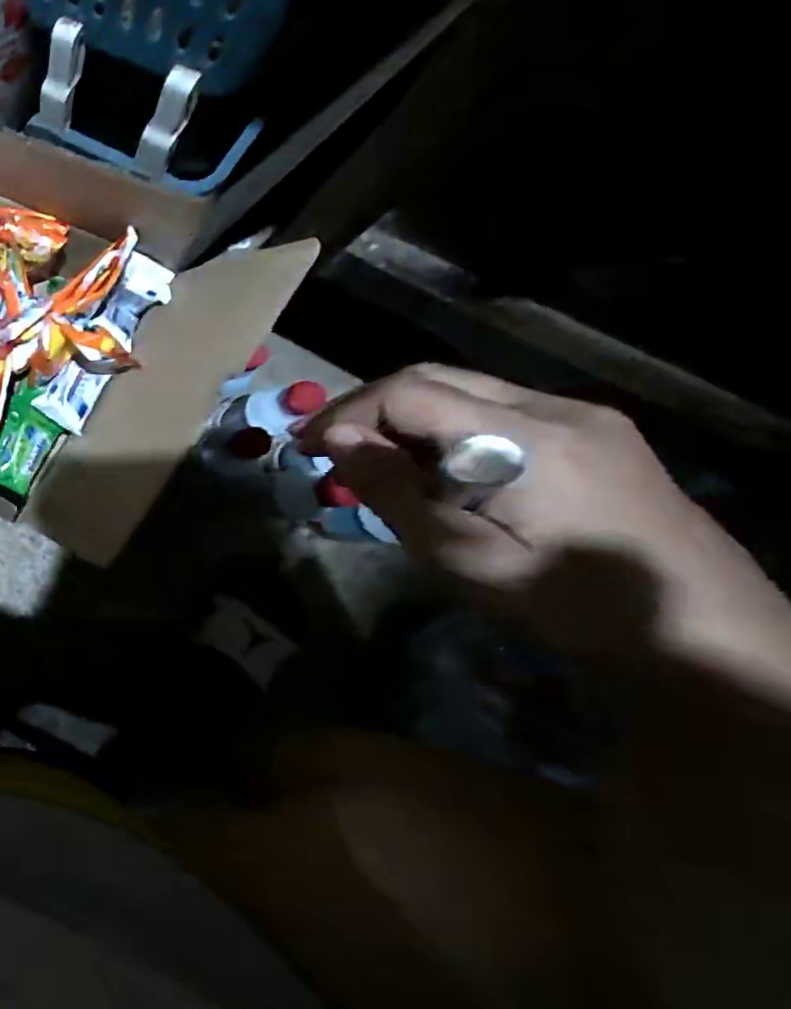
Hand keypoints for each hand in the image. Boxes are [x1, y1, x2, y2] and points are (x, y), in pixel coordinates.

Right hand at [294, 365, 768, 662]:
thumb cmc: (567, 600)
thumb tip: (335, 439)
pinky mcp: (590, 435)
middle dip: (364, 409)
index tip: (305, 450)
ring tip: (365, 463)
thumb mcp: (460, 554)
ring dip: (399, 419)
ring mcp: (580, 418)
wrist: (704, 630)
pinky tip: (425, 469)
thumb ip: (392, 490)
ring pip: (461, 391)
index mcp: (526, 437)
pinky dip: (438, 429)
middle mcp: (556, 409)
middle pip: (433, 378)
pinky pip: (492, 412)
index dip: (345, 413)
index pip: (410, 392)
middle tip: (322, 450)